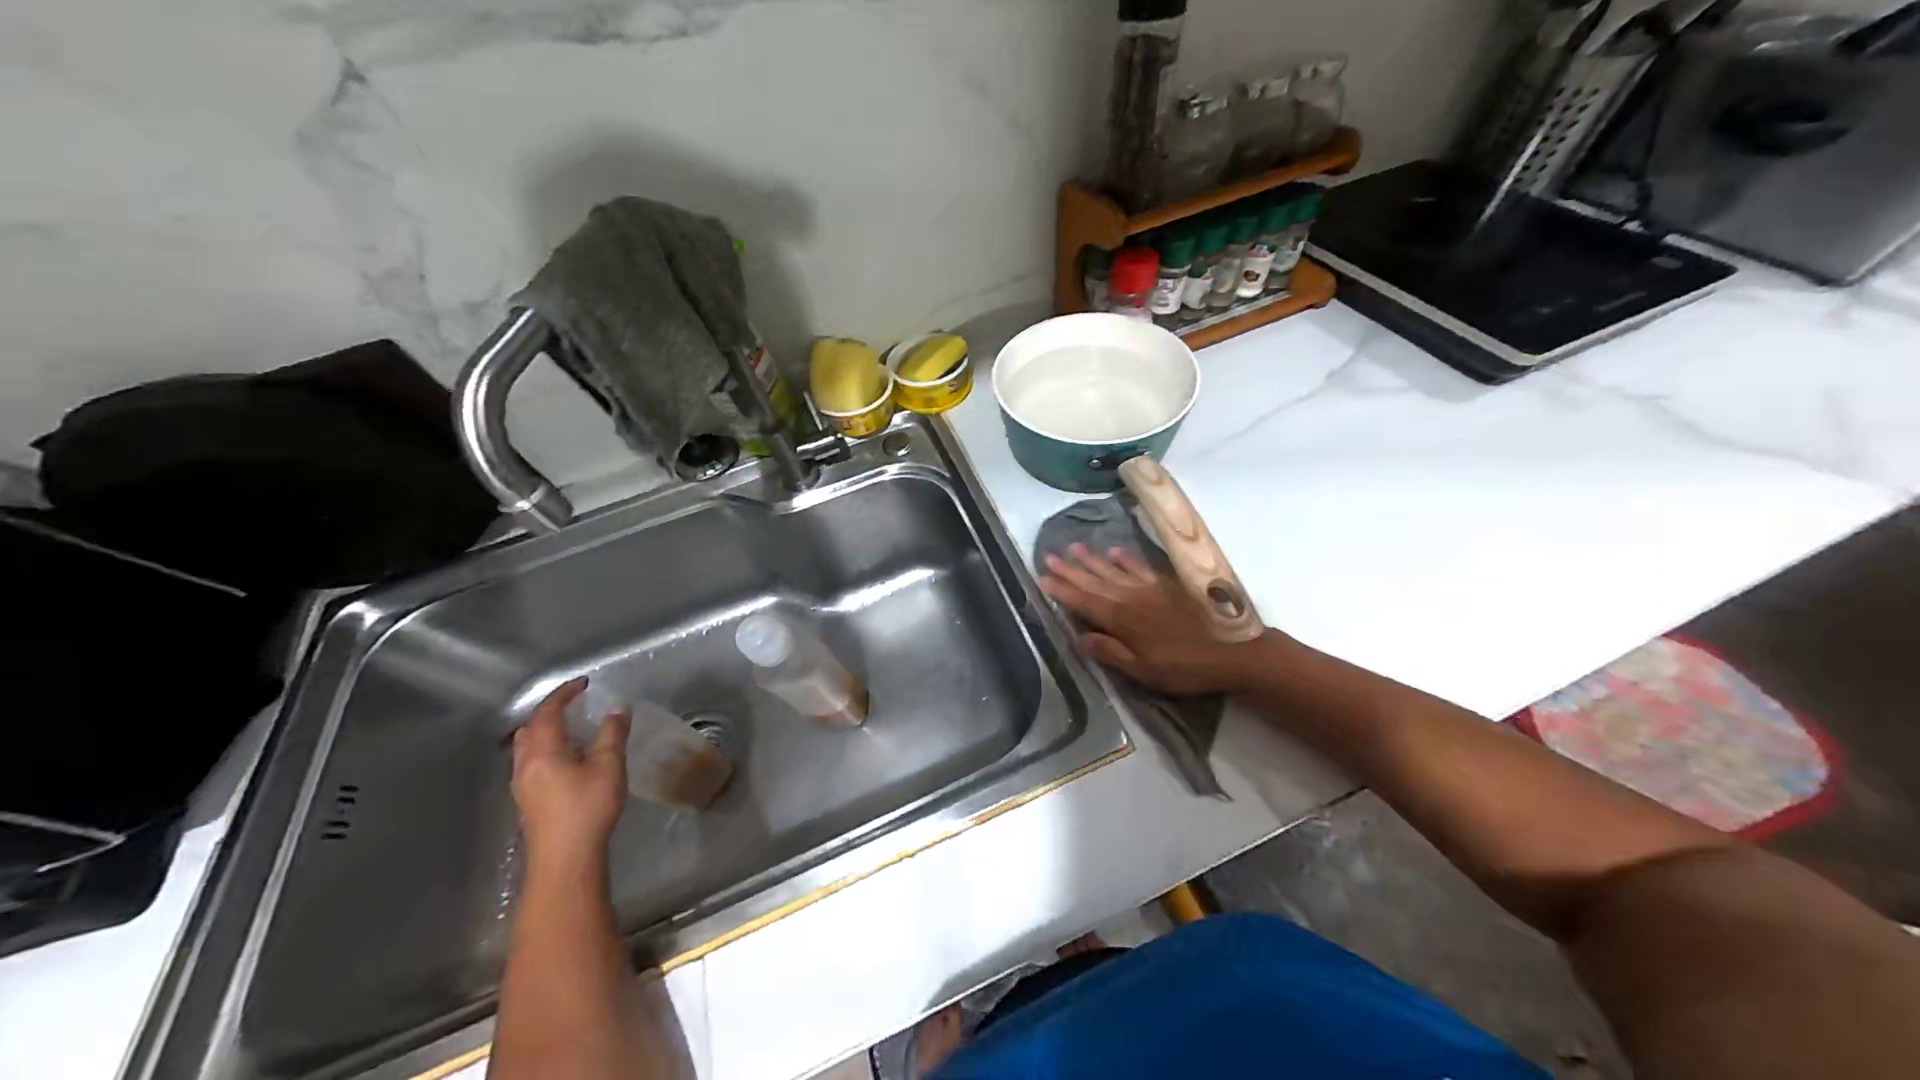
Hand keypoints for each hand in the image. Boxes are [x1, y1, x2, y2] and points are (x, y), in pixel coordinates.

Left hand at [511, 677, 630, 870]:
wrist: (566, 859)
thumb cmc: (588, 808)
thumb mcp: (609, 766)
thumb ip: (612, 734)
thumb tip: (617, 708)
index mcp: (542, 751)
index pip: (548, 711)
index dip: (564, 693)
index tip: (584, 683)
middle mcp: (525, 764)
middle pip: (530, 728)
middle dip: (550, 712)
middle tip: (574, 705)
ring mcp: (522, 785)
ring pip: (527, 747)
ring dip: (546, 732)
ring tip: (572, 731)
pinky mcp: (528, 801)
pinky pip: (531, 763)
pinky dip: (546, 750)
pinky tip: (568, 761)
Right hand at [1038, 543, 1268, 695]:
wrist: (1235, 650)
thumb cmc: (1185, 667)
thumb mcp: (1143, 671)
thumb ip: (1111, 652)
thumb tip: (1079, 638)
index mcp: (1121, 620)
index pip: (1084, 601)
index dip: (1062, 590)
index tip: (1042, 577)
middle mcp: (1131, 598)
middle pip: (1095, 580)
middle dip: (1070, 569)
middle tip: (1048, 555)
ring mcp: (1151, 588)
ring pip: (1114, 569)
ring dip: (1092, 559)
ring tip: (1073, 547)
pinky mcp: (1169, 584)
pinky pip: (1140, 567)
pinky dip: (1125, 559)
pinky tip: (1114, 552)